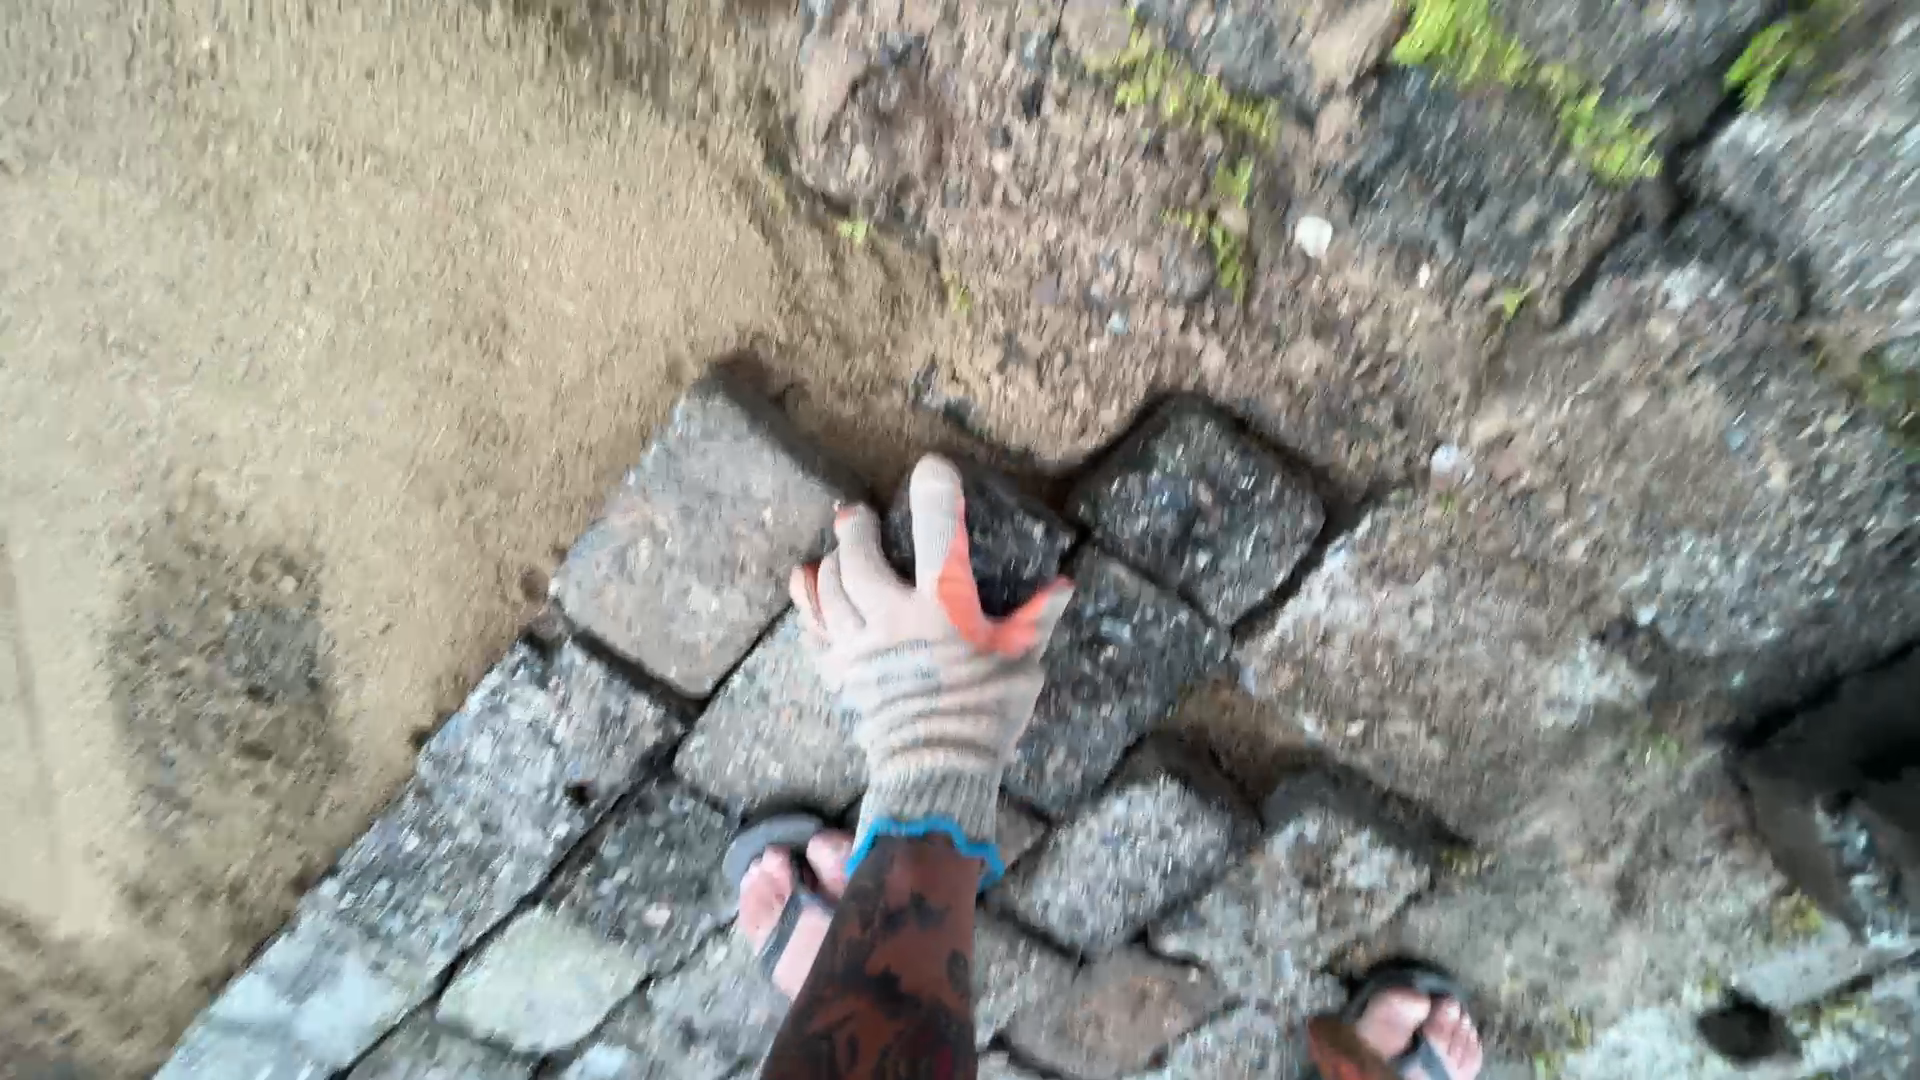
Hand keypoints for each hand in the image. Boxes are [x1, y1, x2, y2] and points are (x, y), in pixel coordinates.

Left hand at [789, 455, 1070, 881]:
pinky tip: (806, 584)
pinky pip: (814, 628)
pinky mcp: (839, 671)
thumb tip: (1066, 583)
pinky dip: (808, 603)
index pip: (937, 533)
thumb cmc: (986, 714)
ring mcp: (860, 645)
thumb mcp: (1020, 662)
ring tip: (836, 548)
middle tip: (855, 514)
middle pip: (859, 556)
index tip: (931, 468)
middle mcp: (894, 617)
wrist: (936, 773)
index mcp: (943, 608)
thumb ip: (1037, 619)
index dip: (935, 493)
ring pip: (830, 588)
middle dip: (855, 527)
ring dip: (830, 562)